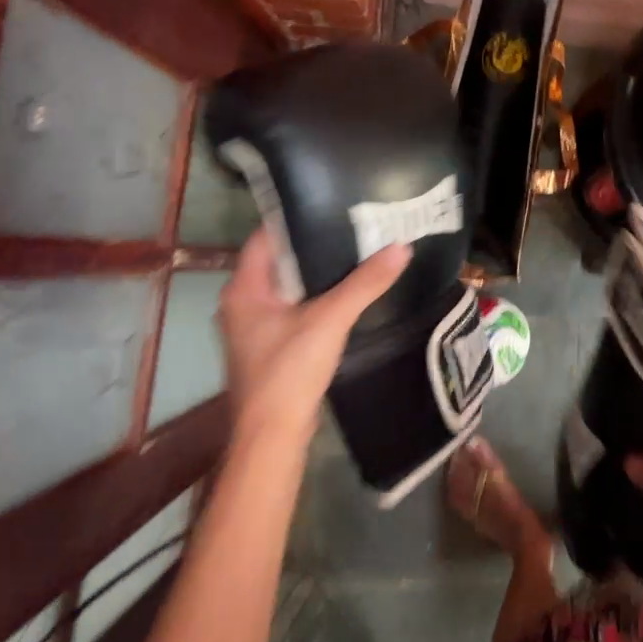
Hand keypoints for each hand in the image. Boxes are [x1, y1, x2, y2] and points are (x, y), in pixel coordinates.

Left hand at [216, 228, 410, 444]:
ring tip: (355, 255)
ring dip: (315, 275)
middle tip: (352, 228)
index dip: (294, 220)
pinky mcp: (269, 348)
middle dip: (312, 246)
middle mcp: (241, 304)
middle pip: (278, 262)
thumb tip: (401, 247)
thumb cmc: (289, 370)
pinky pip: (293, 310)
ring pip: (287, 288)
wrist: (272, 435)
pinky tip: (345, 296)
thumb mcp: (330, 320)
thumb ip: (364, 283)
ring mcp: (253, 328)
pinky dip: (315, 299)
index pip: (264, 238)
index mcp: (243, 290)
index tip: (329, 205)